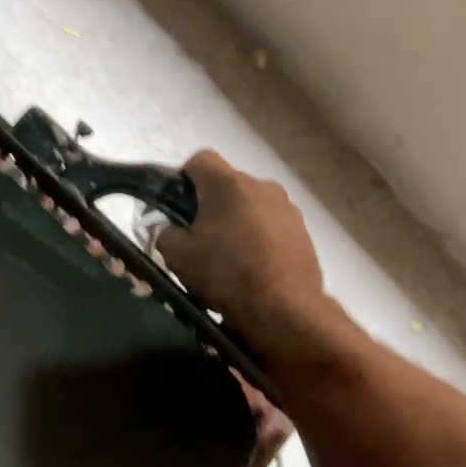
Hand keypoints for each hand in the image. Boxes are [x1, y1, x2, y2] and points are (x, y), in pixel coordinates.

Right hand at [156, 151, 360, 373]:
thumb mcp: (177, 258)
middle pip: (226, 186)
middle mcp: (261, 185)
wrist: (281, 306)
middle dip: (208, 207)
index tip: (175, 207)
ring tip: (224, 259)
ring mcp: (285, 206)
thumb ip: (165, 235)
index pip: (199, 159)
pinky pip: (268, 226)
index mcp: (227, 185)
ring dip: (233, 224)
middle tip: (195, 241)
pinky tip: (248, 269)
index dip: (182, 179)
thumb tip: (167, 229)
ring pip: (248, 206)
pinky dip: (255, 240)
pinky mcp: (300, 229)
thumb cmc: (223, 274)